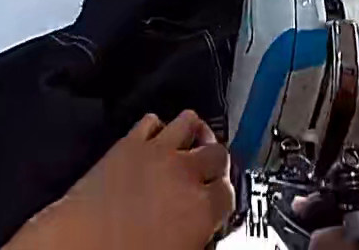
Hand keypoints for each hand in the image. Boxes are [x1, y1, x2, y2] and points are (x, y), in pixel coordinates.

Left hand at [5, 111, 232, 249]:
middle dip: (216, 164)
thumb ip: (191, 243)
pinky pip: (153, 120)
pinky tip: (154, 143)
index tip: (218, 207)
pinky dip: (158, 128)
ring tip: (188, 147)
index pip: (229, 194)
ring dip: (193, 134)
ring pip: (190, 121)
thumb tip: (197, 238)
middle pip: (218, 152)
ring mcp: (158, 152)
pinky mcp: (129, 143)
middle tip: (208, 176)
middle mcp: (185, 173)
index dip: (225, 201)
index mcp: (199, 211)